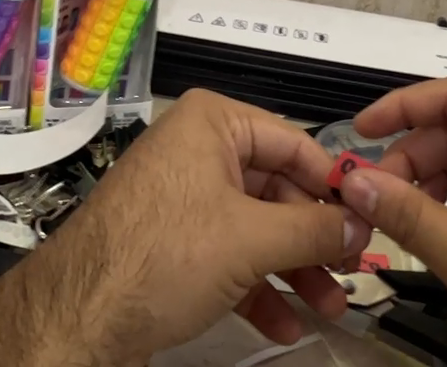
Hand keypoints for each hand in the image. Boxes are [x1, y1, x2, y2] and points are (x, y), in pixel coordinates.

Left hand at [0, 89, 370, 366]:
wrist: (78, 317)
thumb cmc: (162, 254)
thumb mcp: (251, 239)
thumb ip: (313, 229)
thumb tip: (360, 225)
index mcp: (213, 123)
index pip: (292, 143)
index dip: (332, 184)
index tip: (368, 217)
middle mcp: (198, 150)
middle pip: (275, 190)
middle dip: (312, 239)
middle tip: (351, 271)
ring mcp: (182, 196)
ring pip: (254, 227)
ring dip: (292, 269)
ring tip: (328, 306)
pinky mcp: (171, 240)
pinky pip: (227, 254)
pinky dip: (256, 287)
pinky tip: (284, 323)